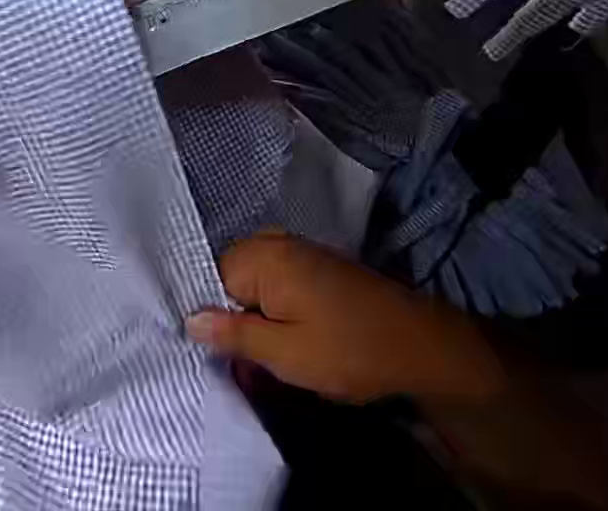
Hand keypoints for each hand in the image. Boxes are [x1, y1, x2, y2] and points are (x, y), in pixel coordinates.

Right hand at [186, 232, 505, 405]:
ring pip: (253, 284)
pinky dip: (275, 310)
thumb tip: (189, 319)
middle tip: (251, 365)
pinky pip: (275, 281)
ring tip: (274, 358)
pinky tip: (290, 339)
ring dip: (256, 320)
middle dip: (235, 321)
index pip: (210, 280)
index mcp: (262, 256)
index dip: (214, 319)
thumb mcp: (285, 354)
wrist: (418, 342)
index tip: (225, 355)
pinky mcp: (313, 262)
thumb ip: (233, 335)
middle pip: (230, 280)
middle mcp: (274, 242)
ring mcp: (296, 249)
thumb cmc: (347, 349)